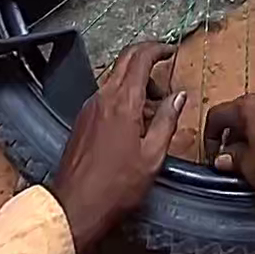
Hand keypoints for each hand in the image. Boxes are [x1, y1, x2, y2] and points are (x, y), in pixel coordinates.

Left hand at [49, 42, 186, 253]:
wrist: (75, 204)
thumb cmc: (115, 186)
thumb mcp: (152, 156)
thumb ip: (167, 120)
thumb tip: (179, 97)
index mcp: (123, 101)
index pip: (140, 58)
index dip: (157, 49)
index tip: (171, 49)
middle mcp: (104, 96)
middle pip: (125, 59)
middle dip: (146, 56)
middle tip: (164, 64)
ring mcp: (91, 105)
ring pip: (116, 77)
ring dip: (137, 81)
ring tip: (154, 105)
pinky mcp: (84, 117)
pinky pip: (107, 93)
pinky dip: (124, 94)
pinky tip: (135, 119)